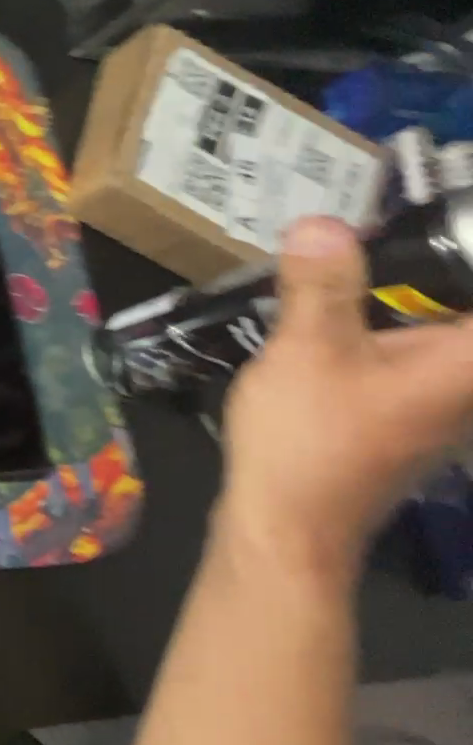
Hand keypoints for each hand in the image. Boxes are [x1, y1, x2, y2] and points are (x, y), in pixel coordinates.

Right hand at [216, 215, 472, 579]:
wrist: (289, 521)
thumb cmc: (309, 435)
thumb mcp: (306, 350)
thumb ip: (320, 287)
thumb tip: (322, 223)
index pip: (471, 279)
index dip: (453, 250)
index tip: (427, 230)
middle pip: (454, 307)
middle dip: (422, 274)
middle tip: (349, 249)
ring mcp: (451, 400)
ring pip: (435, 335)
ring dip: (398, 304)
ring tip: (331, 279)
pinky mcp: (415, 416)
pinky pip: (416, 359)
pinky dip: (385, 336)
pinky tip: (331, 332)